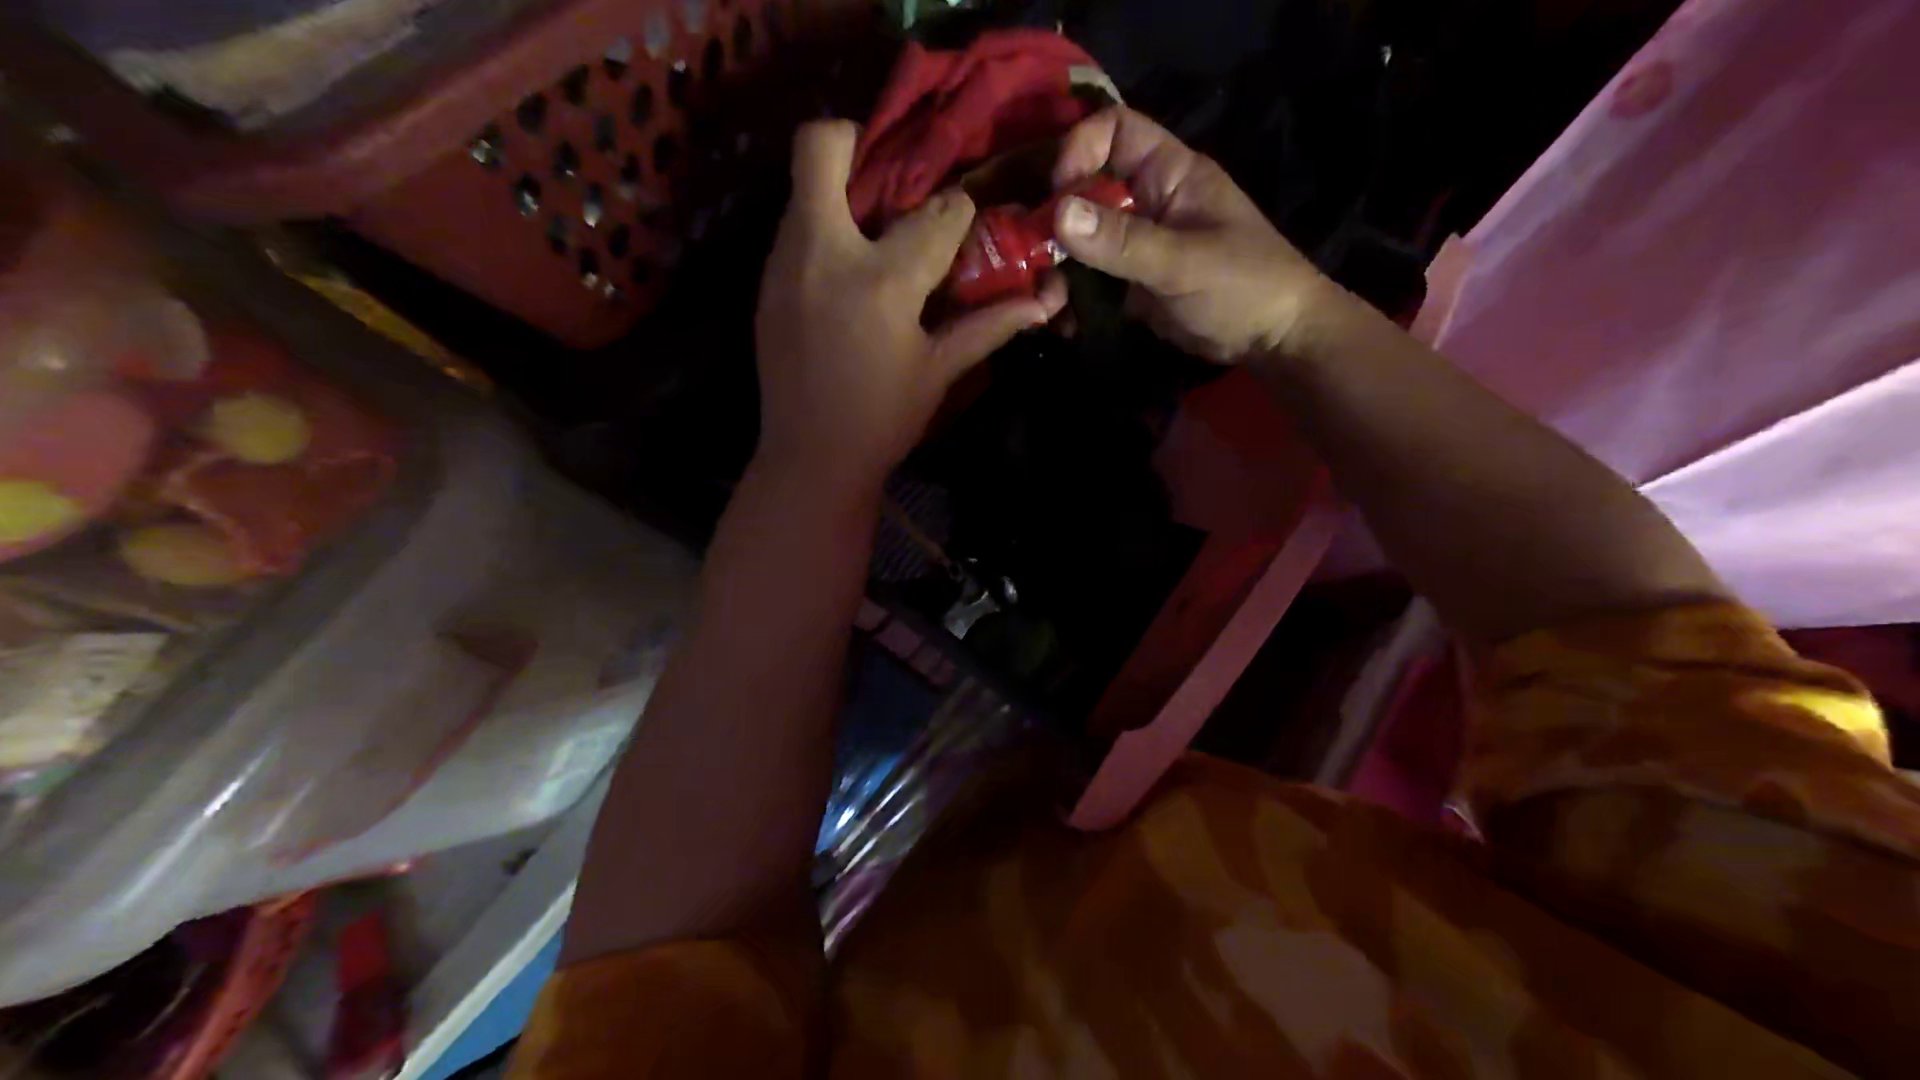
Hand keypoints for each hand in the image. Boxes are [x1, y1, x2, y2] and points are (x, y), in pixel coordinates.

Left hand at [755, 121, 1066, 489]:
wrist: (809, 459)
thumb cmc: (882, 420)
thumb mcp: (938, 372)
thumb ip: (988, 326)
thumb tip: (1044, 301)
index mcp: (881, 283)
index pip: (935, 214)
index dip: (959, 213)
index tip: (961, 225)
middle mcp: (824, 255)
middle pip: (822, 147)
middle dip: (856, 144)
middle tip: (888, 183)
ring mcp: (784, 266)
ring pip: (802, 187)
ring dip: (838, 195)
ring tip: (870, 236)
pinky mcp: (765, 285)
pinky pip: (792, 230)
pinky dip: (820, 233)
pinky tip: (843, 275)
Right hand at [1051, 107, 1334, 363]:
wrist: (1272, 341)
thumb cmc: (1243, 286)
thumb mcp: (1183, 261)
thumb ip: (1122, 240)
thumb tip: (1058, 213)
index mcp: (1169, 174)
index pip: (1115, 131)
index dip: (1080, 149)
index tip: (1056, 192)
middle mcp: (1147, 202)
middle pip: (1085, 191)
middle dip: (1055, 224)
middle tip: (1034, 260)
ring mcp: (1135, 245)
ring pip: (1081, 242)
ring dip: (1057, 269)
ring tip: (1046, 303)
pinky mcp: (1129, 284)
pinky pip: (1089, 281)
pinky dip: (1071, 298)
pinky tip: (1061, 321)